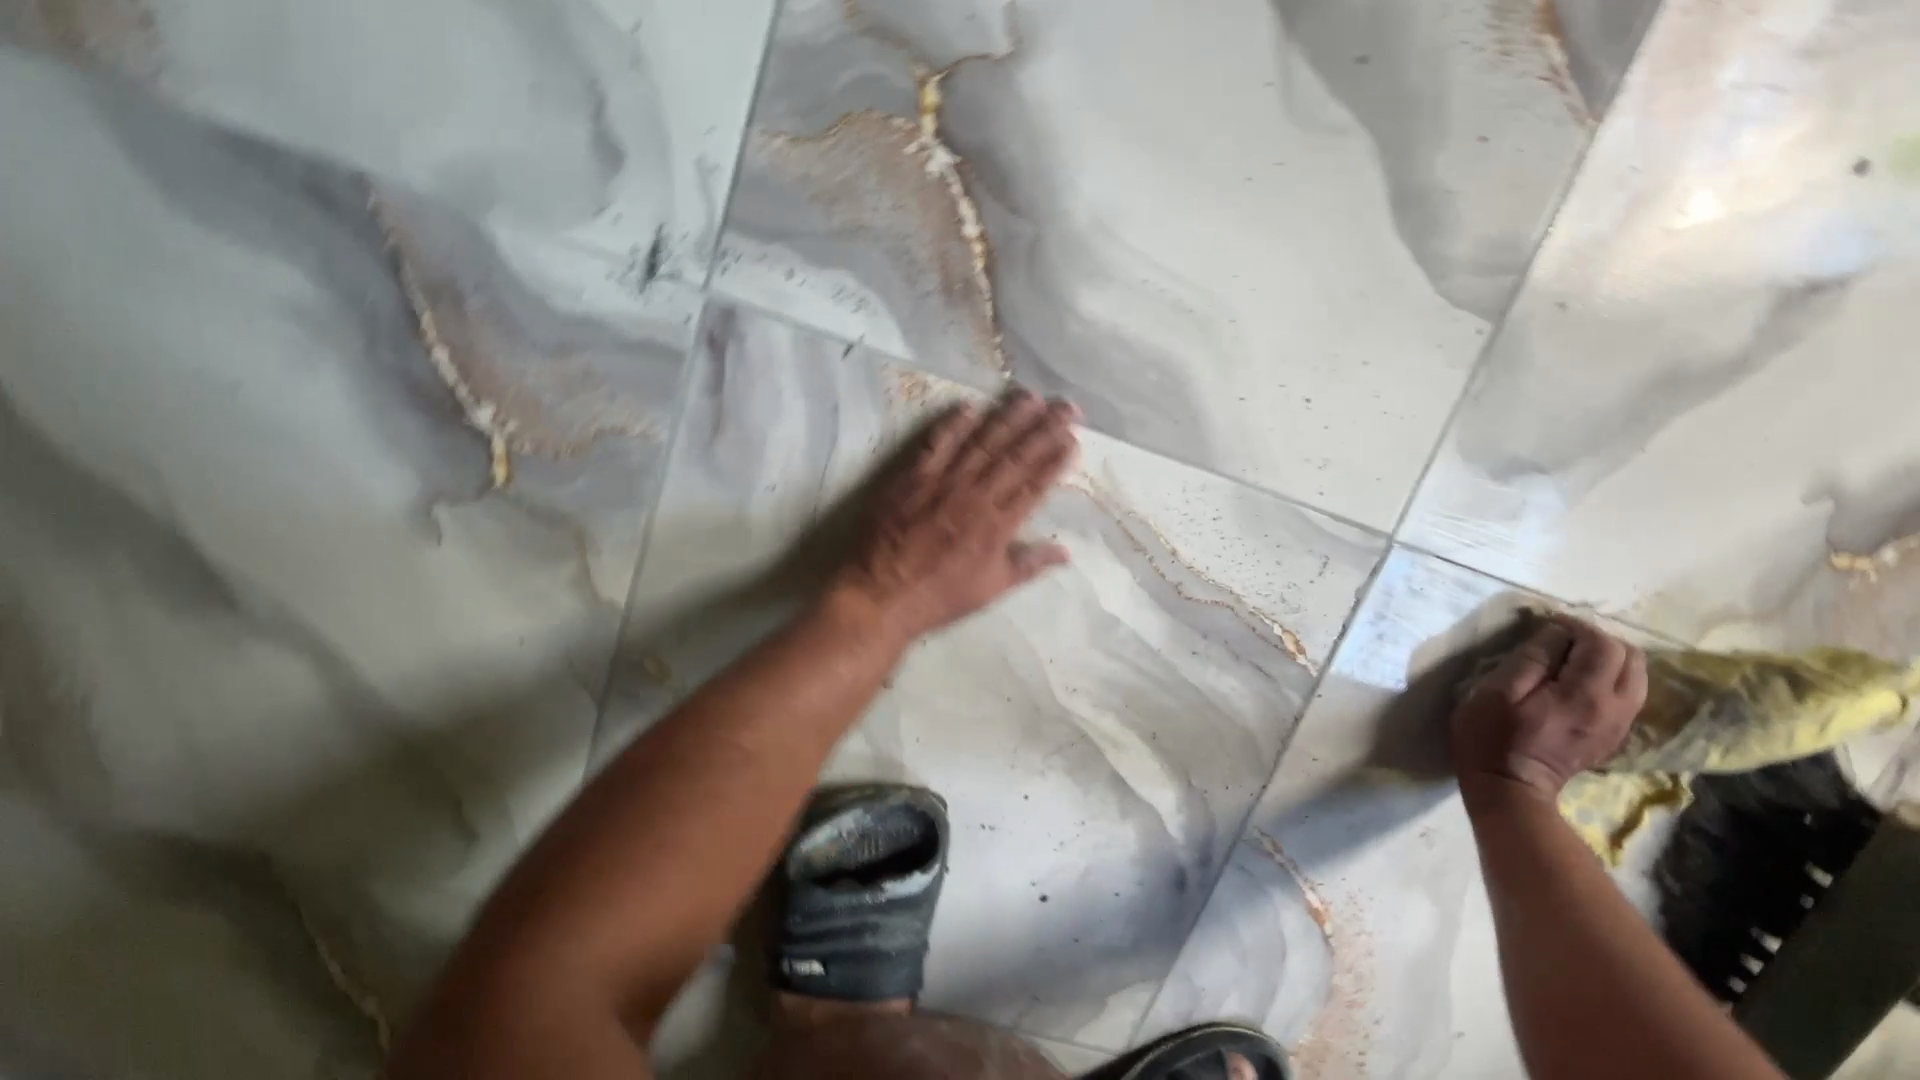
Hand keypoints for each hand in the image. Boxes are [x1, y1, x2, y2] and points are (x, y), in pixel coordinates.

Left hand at [830, 390, 1080, 643]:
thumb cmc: (939, 596)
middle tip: (1067, 407)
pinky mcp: (912, 477)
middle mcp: (976, 496)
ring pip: (982, 443)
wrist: (881, 593)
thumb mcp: (991, 589)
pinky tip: (970, 406)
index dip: (1055, 460)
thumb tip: (1066, 552)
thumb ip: (1029, 565)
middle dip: (1044, 429)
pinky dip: (953, 425)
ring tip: (1030, 396)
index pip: (1034, 484)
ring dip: (1007, 418)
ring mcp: (943, 483)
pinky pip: (936, 444)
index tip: (1073, 438)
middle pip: (1015, 456)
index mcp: (998, 525)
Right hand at [1451, 614, 1647, 802]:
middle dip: (1599, 640)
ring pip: (1637, 676)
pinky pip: (1628, 696)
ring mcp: (1619, 725)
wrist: (1510, 790)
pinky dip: (1610, 679)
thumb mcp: (1496, 692)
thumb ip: (1530, 659)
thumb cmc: (1492, 738)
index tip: (1548, 624)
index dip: (1577, 626)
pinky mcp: (1614, 736)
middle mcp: (1615, 708)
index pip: (1602, 644)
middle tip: (1563, 641)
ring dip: (1608, 659)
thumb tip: (1555, 634)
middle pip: (1631, 657)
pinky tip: (1578, 683)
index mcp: (1585, 695)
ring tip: (1572, 659)